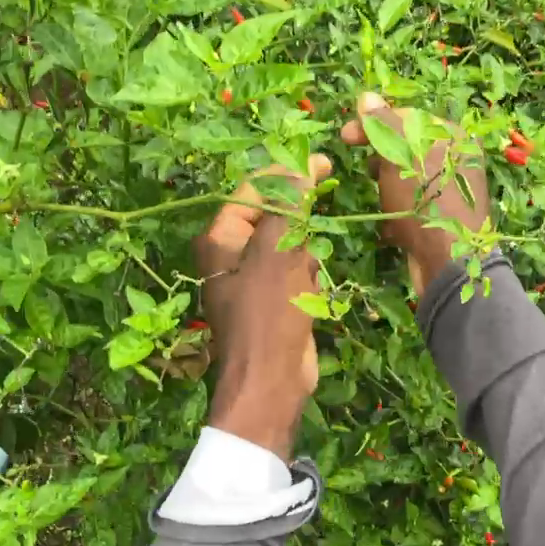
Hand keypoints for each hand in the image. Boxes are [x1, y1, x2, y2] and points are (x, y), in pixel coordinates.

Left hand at [193, 154, 332, 460]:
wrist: (272, 383)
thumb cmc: (269, 315)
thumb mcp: (279, 254)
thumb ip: (289, 207)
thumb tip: (302, 166)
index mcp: (220, 239)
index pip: (255, 191)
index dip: (288, 174)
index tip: (324, 162)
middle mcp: (230, 255)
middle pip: (276, 219)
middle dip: (299, 229)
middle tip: (310, 242)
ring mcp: (252, 280)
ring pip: (291, 247)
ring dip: (306, 259)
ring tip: (304, 284)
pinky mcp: (273, 301)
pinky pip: (297, 275)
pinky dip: (308, 282)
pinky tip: (309, 302)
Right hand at [338, 91, 490, 297]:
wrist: (450, 263)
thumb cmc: (426, 201)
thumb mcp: (400, 155)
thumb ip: (384, 124)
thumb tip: (367, 96)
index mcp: (453, 138)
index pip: (408, 118)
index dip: (374, 123)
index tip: (345, 135)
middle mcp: (457, 161)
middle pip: (409, 148)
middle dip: (381, 156)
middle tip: (361, 167)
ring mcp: (452, 192)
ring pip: (409, 179)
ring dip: (388, 185)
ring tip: (378, 195)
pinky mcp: (443, 220)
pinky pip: (414, 206)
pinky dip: (398, 211)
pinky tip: (390, 224)